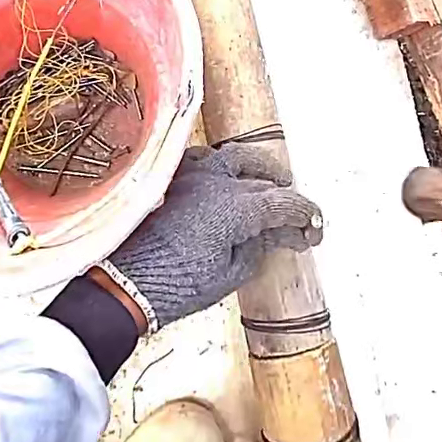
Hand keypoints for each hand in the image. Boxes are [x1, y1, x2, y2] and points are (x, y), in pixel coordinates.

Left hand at [100, 143, 322, 330]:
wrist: (125, 285)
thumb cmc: (179, 284)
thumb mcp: (232, 272)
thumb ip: (261, 245)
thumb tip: (280, 234)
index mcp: (237, 207)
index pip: (284, 203)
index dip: (306, 215)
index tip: (315, 232)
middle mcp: (219, 181)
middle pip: (266, 183)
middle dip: (288, 202)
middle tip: (297, 222)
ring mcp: (194, 174)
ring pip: (238, 157)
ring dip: (261, 169)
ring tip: (273, 181)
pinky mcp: (175, 178)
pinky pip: (206, 158)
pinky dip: (223, 164)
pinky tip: (228, 175)